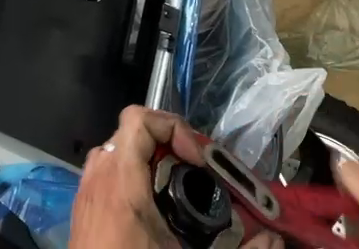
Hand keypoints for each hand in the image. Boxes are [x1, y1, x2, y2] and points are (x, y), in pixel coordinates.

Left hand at [67, 106, 207, 248]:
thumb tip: (274, 240)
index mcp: (120, 181)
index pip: (138, 120)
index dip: (173, 127)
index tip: (199, 160)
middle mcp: (99, 174)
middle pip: (133, 134)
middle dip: (171, 148)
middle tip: (200, 175)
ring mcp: (87, 188)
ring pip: (120, 151)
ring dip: (152, 162)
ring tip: (181, 191)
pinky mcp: (84, 204)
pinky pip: (109, 171)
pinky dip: (134, 177)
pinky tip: (156, 211)